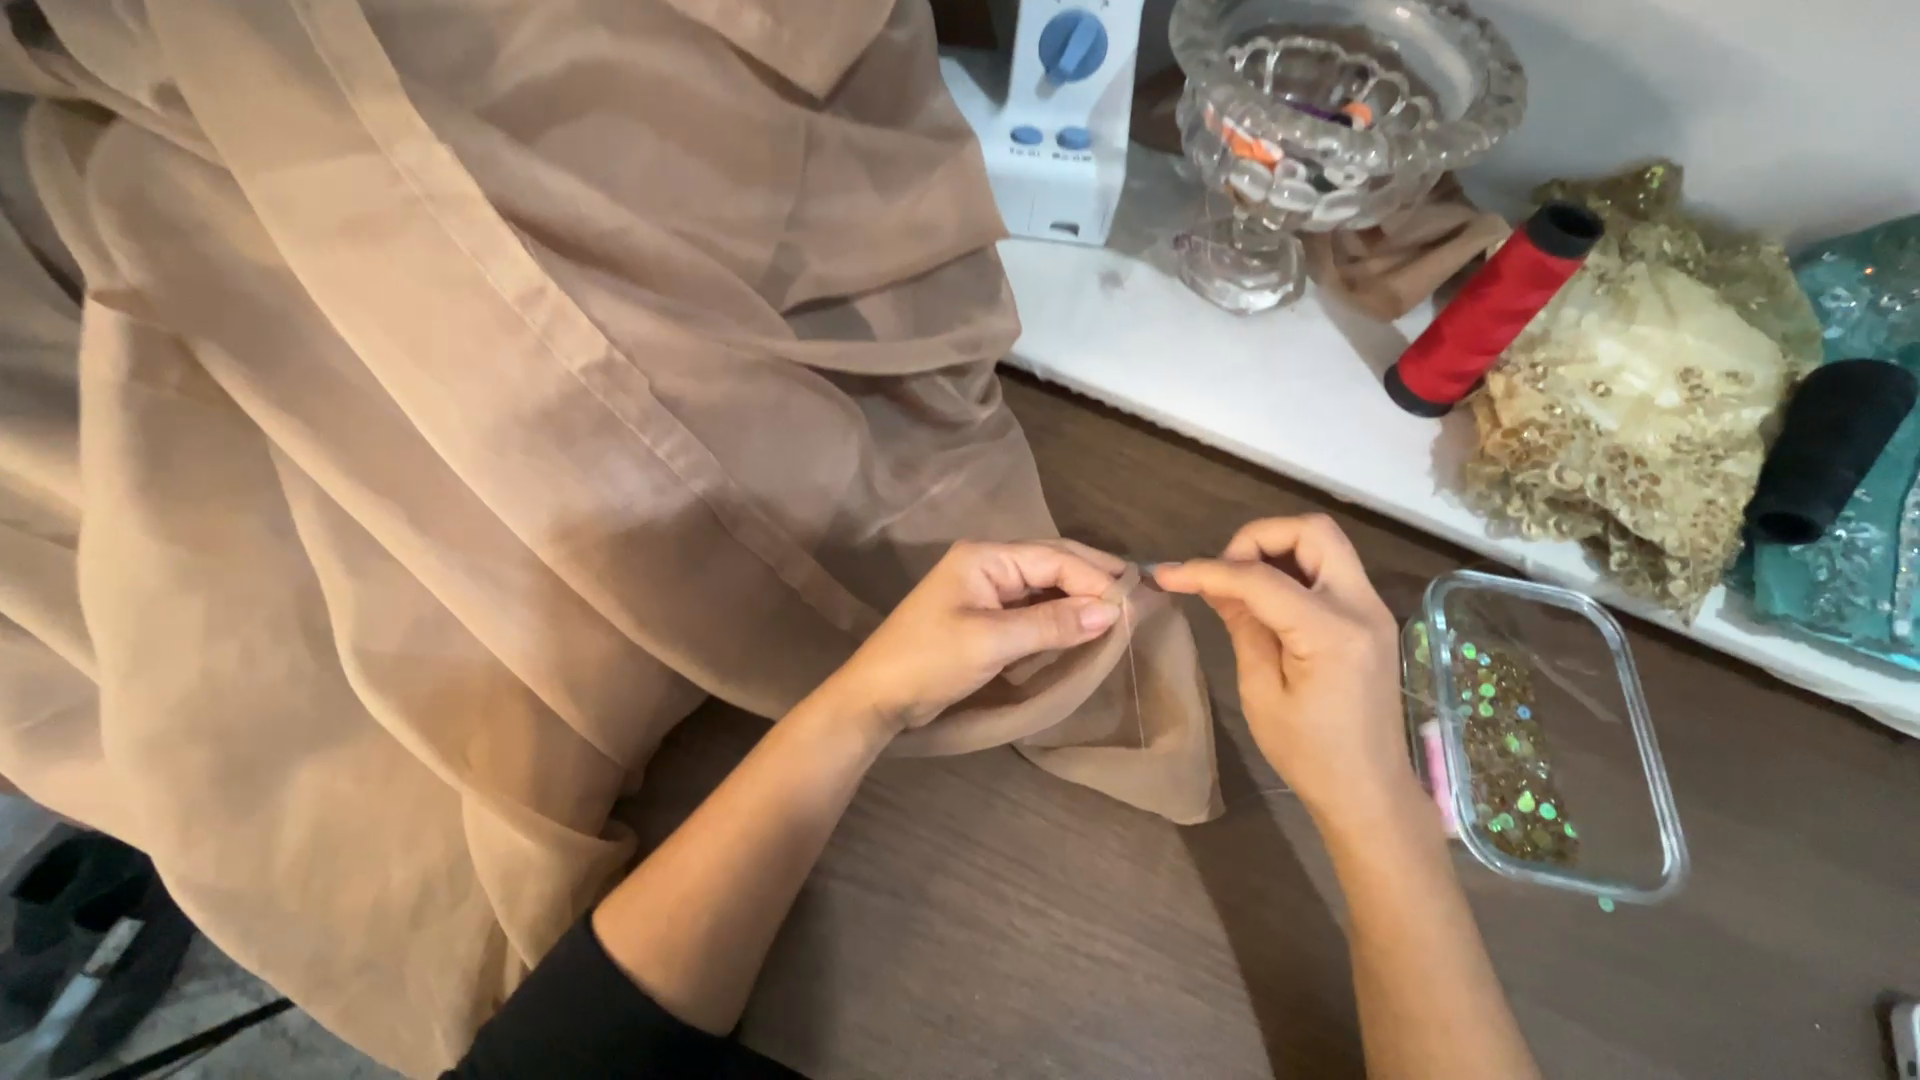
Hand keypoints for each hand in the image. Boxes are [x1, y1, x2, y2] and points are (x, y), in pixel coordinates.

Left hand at [824, 539, 1126, 735]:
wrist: (876, 696)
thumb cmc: (929, 661)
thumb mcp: (993, 642)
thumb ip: (1052, 624)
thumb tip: (1110, 611)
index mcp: (985, 557)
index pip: (1054, 557)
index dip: (1095, 578)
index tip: (1134, 603)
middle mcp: (987, 565)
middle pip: (1051, 564)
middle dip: (1092, 579)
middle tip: (1138, 597)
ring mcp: (984, 591)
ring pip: (1043, 587)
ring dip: (1078, 598)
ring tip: (1119, 611)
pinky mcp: (984, 617)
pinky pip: (1031, 609)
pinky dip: (1058, 617)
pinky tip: (1082, 626)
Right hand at [1154, 516, 1418, 825]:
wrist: (1369, 789)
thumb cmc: (1309, 754)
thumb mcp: (1260, 692)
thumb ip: (1242, 626)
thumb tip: (1214, 585)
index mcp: (1330, 633)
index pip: (1261, 578)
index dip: (1208, 570)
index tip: (1168, 574)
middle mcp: (1361, 607)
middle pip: (1312, 530)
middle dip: (1257, 539)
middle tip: (1226, 574)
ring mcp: (1371, 609)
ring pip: (1324, 542)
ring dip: (1277, 549)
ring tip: (1241, 586)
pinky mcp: (1369, 617)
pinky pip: (1330, 569)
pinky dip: (1293, 568)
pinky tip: (1265, 600)